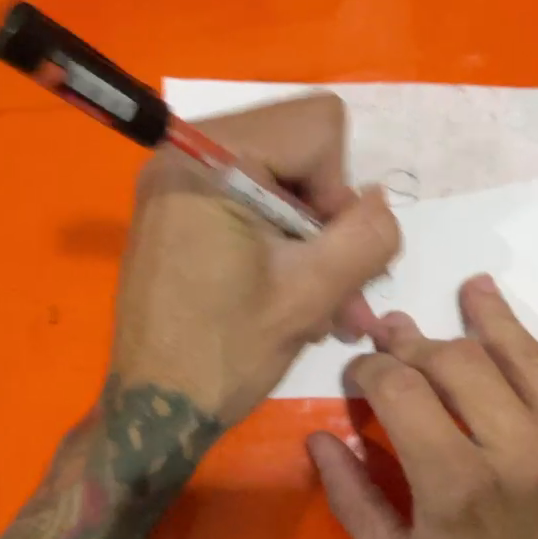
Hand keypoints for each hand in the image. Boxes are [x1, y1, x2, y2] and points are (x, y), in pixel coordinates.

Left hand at [112, 94, 400, 425]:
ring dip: (310, 246)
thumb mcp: (309, 295)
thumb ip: (365, 237)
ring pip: (278, 186)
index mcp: (208, 158)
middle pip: (298, 152)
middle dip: (328, 224)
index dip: (341, 194)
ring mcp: (174, 188)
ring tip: (320, 310)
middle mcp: (182, 154)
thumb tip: (380, 204)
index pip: (318, 127)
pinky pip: (247, 209)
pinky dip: (277, 249)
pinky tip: (288, 302)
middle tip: (341, 293)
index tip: (329, 259)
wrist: (157, 411)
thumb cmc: (225, 355)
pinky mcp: (175, 219)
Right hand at [309, 277, 537, 538]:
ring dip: (492, 321)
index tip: (357, 374)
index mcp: (455, 484)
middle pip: (459, 363)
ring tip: (472, 290)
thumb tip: (321, 439)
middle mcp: (519, 452)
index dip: (370, 370)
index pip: (401, 389)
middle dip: (417, 343)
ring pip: (526, 359)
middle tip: (396, 338)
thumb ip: (353, 498)